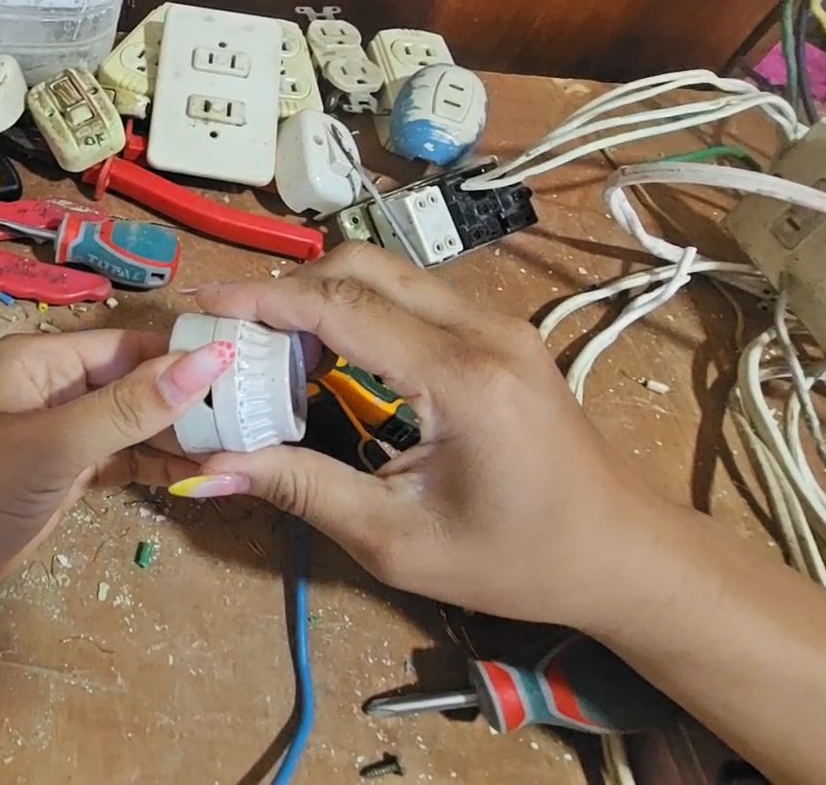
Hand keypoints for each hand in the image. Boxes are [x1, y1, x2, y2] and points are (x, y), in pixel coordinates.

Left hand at [0, 330, 233, 615]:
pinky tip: (196, 472)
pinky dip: (153, 464)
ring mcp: (60, 434)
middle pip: (133, 383)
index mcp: (43, 360)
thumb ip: (130, 405)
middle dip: (187, 399)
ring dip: (175, 435)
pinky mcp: (63, 475)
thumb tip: (208, 360)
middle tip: (254, 417)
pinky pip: (119, 458)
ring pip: (130, 423)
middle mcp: (54, 388)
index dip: (183, 357)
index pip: (127, 346)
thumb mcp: (55, 442)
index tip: (246, 370)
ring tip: (239, 446)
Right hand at [172, 243, 678, 629]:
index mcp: (463, 379)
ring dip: (316, 291)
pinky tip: (323, 347)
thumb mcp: (397, 540)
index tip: (203, 301)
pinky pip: (403, 291)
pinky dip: (348, 303)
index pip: (342, 307)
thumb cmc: (516, 559)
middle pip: (360, 266)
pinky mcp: (491, 328)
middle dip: (285, 286)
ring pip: (381, 269)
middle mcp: (483, 330)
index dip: (262, 298)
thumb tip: (212, 466)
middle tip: (233, 325)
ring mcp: (493, 321)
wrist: (623, 554)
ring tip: (269, 339)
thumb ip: (301, 489)